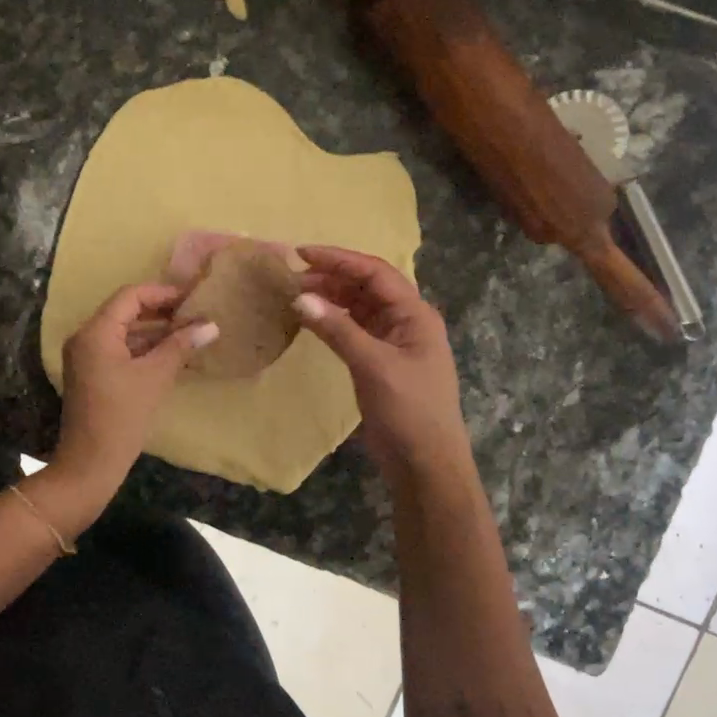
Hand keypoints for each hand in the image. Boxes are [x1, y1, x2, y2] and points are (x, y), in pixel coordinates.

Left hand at [55, 284, 218, 494]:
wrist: (89, 463)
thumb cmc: (122, 417)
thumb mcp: (154, 378)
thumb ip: (180, 346)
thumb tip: (211, 325)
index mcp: (95, 332)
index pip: (130, 296)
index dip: (162, 293)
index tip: (192, 298)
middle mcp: (85, 337)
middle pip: (125, 310)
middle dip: (160, 311)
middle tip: (195, 314)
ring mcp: (85, 355)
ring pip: (123, 331)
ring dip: (153, 330)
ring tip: (189, 332)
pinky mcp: (90, 372)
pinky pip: (118, 348)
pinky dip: (142, 347)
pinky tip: (171, 353)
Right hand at [293, 245, 466, 471]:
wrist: (426, 463)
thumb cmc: (409, 410)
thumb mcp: (373, 365)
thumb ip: (337, 328)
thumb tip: (299, 297)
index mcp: (415, 315)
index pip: (374, 272)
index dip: (338, 259)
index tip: (300, 254)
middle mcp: (405, 321)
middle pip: (366, 285)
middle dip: (330, 276)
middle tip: (291, 277)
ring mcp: (392, 341)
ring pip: (357, 305)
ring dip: (329, 296)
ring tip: (295, 294)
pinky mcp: (378, 361)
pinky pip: (352, 327)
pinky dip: (331, 319)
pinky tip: (309, 319)